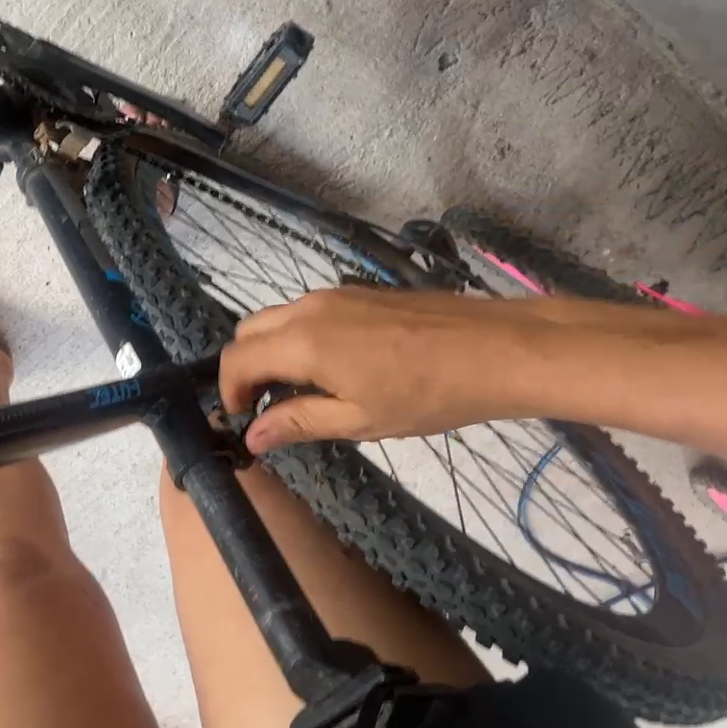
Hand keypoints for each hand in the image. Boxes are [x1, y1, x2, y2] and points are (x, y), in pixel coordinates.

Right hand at [218, 288, 535, 451]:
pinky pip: (305, 312)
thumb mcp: (360, 420)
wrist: (497, 349)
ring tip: (302, 389)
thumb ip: (299, 422)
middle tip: (268, 405)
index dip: (229, 391)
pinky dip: (296, 337)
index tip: (244, 419)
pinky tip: (334, 366)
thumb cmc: (428, 394)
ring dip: (271, 351)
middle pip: (247, 331)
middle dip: (244, 368)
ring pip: (275, 318)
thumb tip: (253, 435)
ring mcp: (332, 295)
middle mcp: (307, 309)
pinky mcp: (356, 292)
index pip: (236, 359)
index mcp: (302, 342)